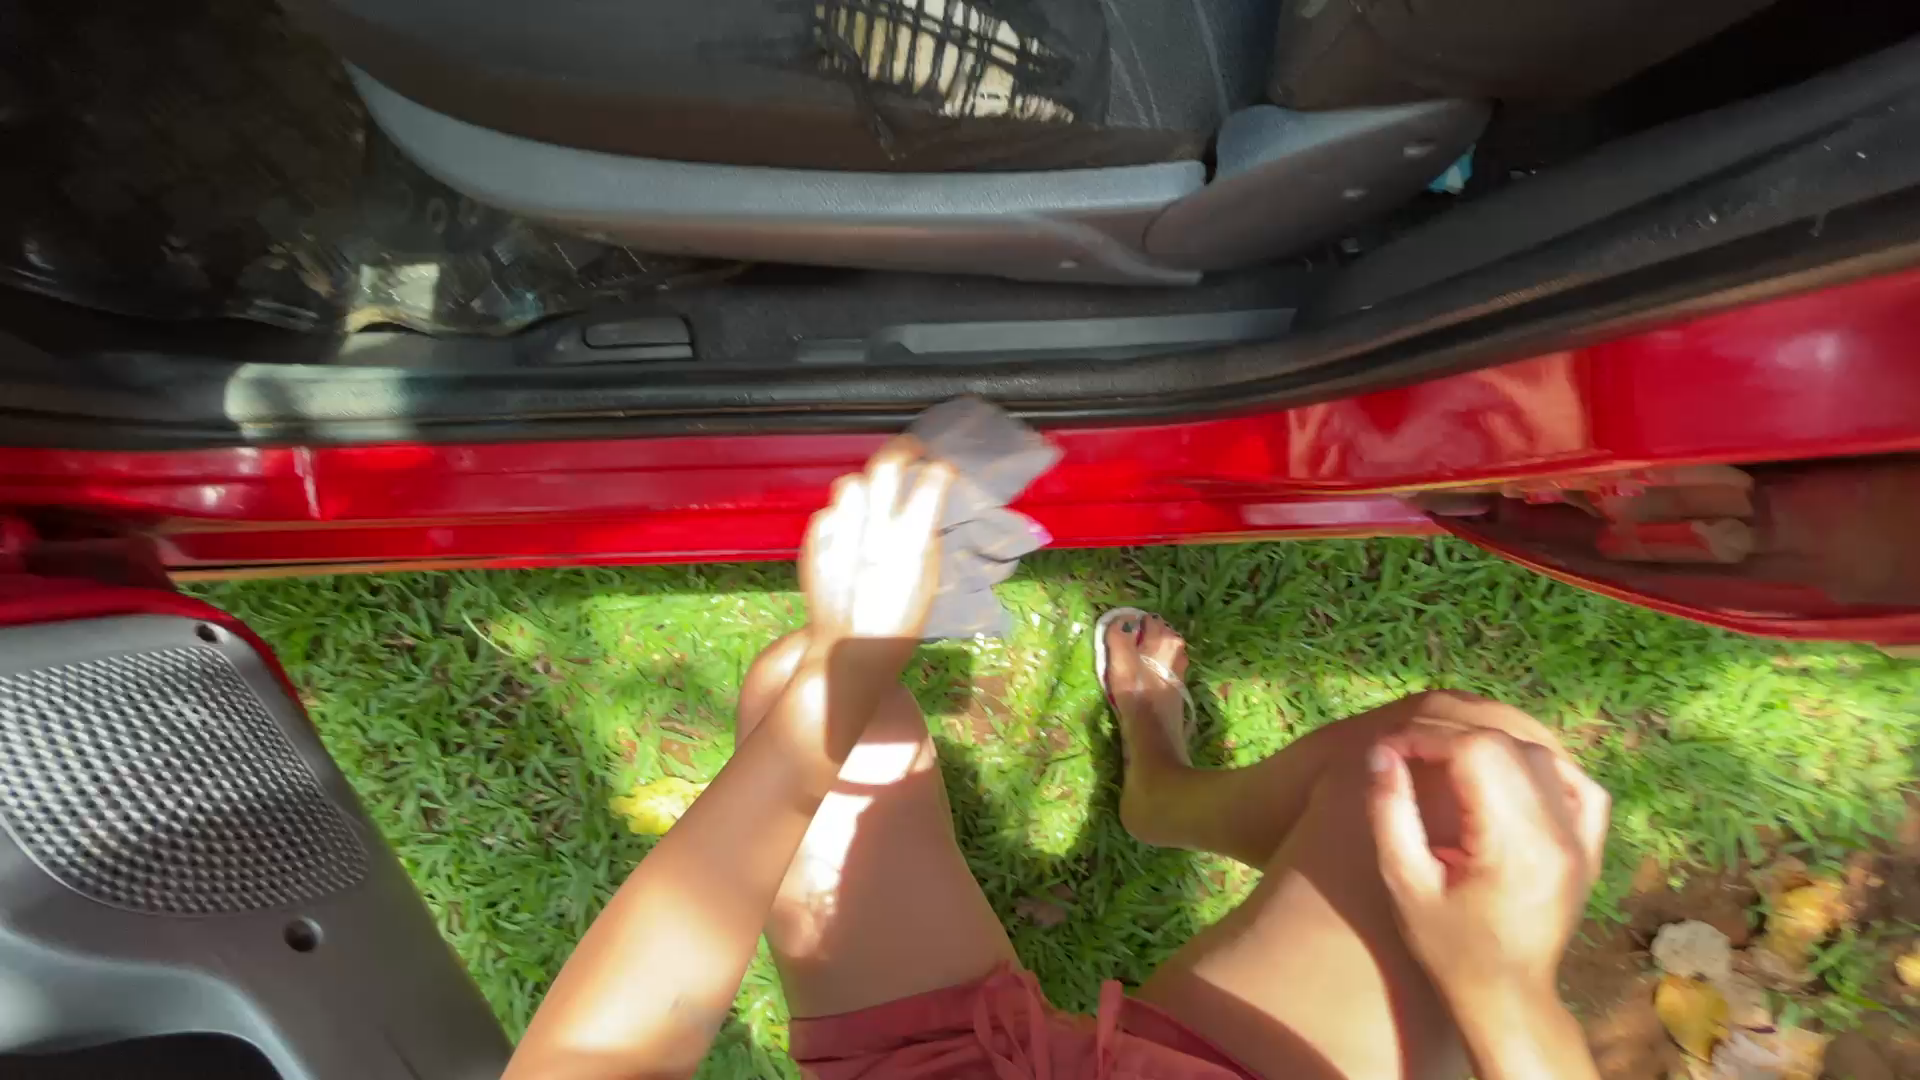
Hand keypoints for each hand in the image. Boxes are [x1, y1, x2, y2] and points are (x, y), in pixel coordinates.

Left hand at [800, 437, 953, 673]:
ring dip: (866, 484)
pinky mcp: (814, 542)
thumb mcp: (926, 579)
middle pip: (885, 466)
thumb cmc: (898, 622)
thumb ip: (923, 537)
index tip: (943, 469)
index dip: (941, 469)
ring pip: (850, 483)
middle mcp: (873, 530)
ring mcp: (838, 533)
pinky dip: (842, 516)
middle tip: (912, 451)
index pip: (930, 482)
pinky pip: (829, 512)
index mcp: (909, 542)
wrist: (849, 649)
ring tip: (874, 496)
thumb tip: (923, 505)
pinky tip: (849, 531)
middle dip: (903, 449)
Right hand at [1368, 726, 1609, 1007]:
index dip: (1423, 737)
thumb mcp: (1402, 880)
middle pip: (1503, 744)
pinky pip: (1574, 780)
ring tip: (1438, 756)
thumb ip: (1389, 811)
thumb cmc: (1445, 942)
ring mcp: (1580, 840)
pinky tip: (1499, 767)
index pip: (1474, 751)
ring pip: (1536, 752)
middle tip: (1402, 749)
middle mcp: (1558, 835)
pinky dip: (1533, 759)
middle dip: (1444, 733)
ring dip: (1480, 741)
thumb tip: (1380, 752)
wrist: (1506, 993)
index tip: (1386, 749)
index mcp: (1515, 846)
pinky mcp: (1588, 846)